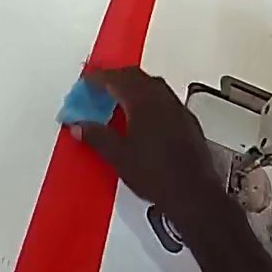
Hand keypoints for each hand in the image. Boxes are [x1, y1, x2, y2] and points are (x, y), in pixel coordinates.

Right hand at [67, 67, 229, 229]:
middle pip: (137, 77)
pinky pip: (165, 100)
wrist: (192, 194)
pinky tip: (142, 117)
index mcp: (144, 102)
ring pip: (154, 87)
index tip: (86, 80)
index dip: (98, 78)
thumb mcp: (117, 156)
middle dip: (116, 77)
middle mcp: (164, 100)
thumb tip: (80, 127)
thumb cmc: (156, 175)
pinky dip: (149, 100)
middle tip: (100, 85)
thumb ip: (96, 136)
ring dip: (134, 87)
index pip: (117, 79)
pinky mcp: (188, 123)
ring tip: (118, 99)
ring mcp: (179, 110)